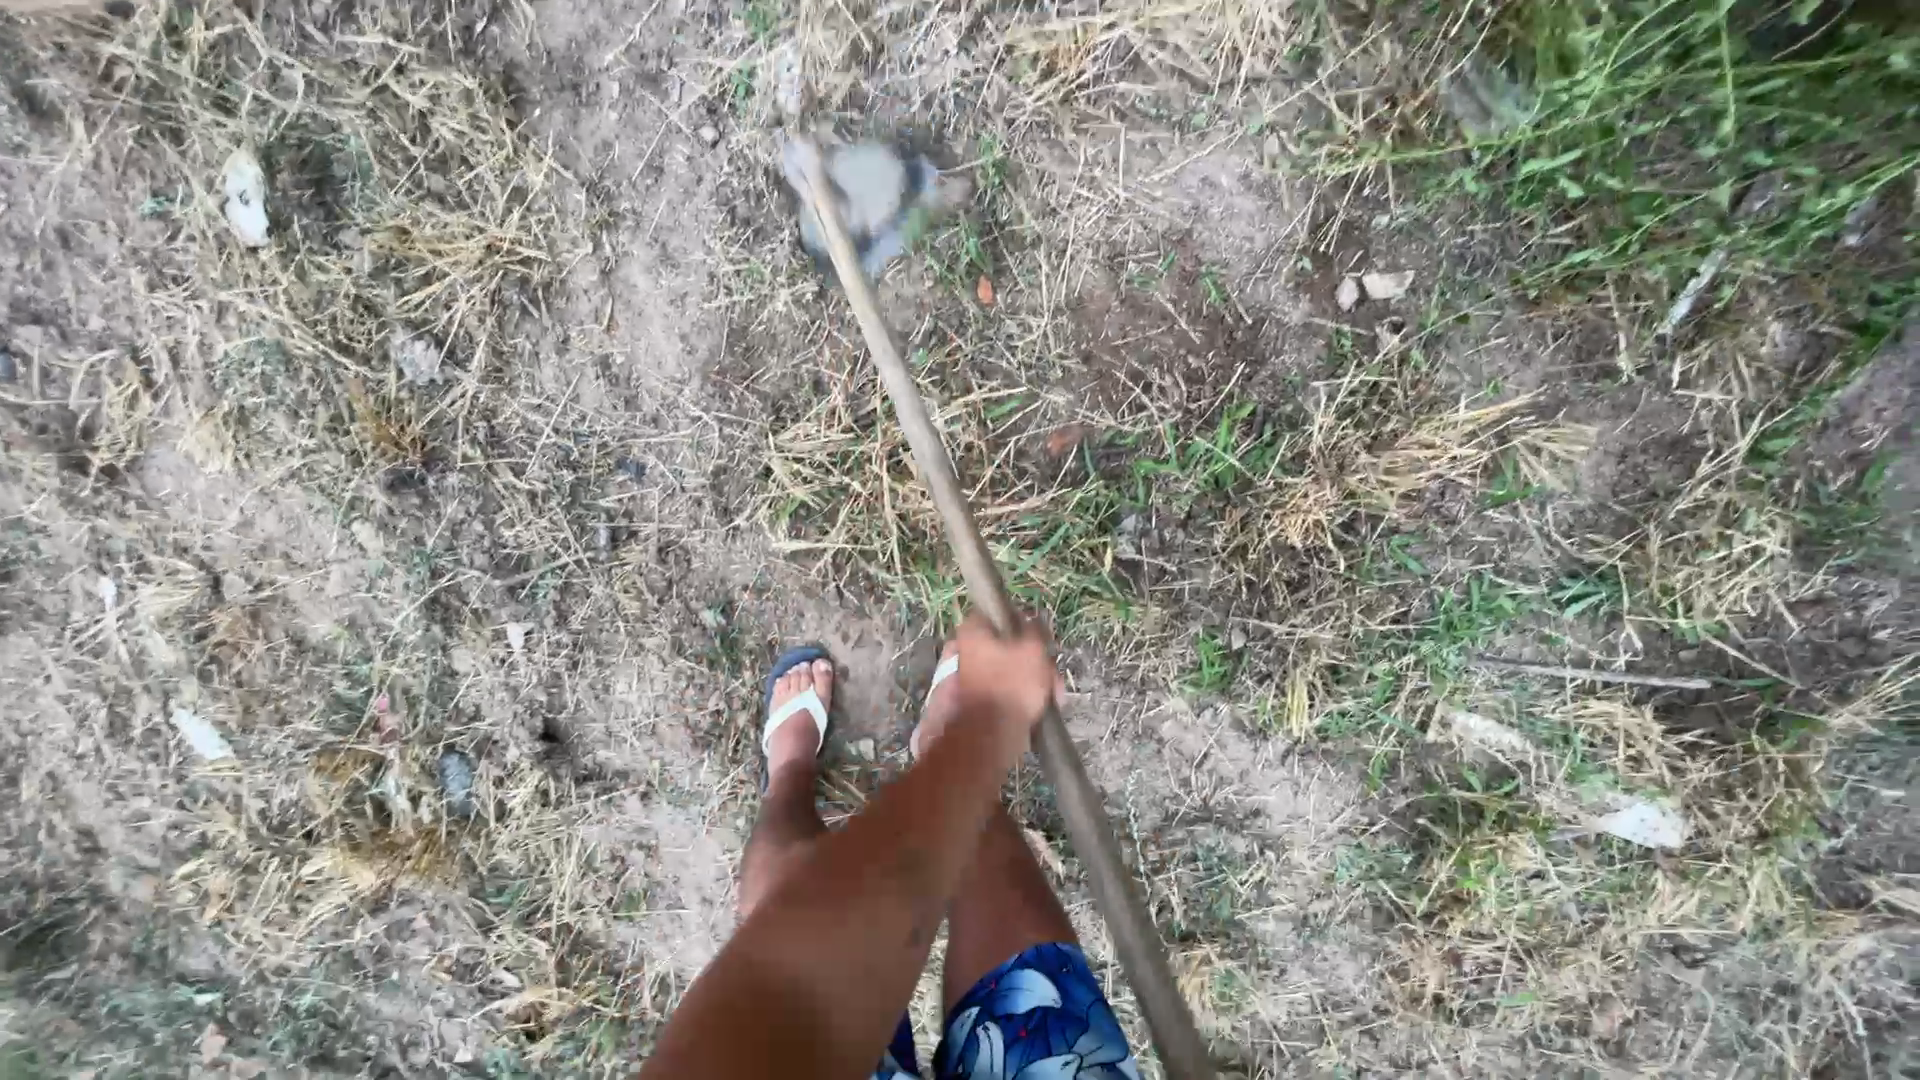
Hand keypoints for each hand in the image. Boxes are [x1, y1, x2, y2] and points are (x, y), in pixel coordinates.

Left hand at [951, 611, 1058, 740]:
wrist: (992, 735)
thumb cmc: (1012, 683)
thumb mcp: (1032, 649)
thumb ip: (1034, 629)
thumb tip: (1031, 621)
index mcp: (972, 631)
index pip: (998, 613)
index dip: (1022, 622)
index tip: (1040, 636)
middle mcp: (967, 650)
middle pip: (1008, 644)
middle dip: (1036, 659)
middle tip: (1050, 673)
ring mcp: (972, 676)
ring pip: (1011, 667)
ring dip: (1036, 678)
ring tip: (1053, 695)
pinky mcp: (980, 698)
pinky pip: (1007, 687)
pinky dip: (1024, 693)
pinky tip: (1044, 704)